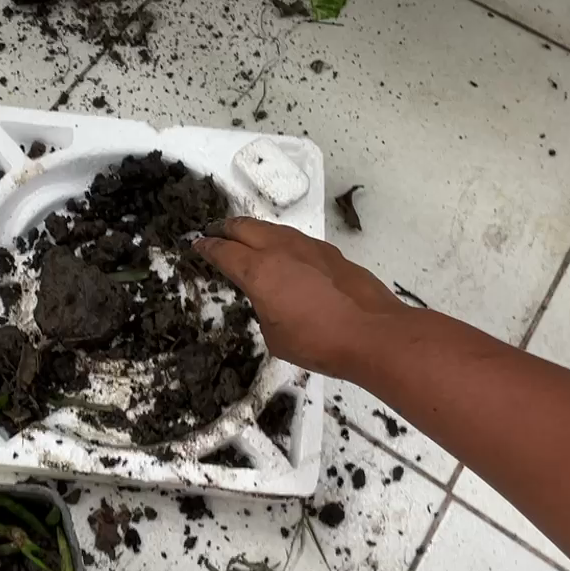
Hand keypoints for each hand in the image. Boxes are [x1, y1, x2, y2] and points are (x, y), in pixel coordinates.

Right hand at [194, 216, 409, 378]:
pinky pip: (295, 239)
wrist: (372, 334)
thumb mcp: (274, 335)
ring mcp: (308, 247)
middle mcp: (280, 250)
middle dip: (225, 229)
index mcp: (258, 272)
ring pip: (272, 228)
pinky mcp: (330, 253)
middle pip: (244, 228)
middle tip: (214, 232)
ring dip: (254, 230)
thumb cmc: (317, 342)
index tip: (197, 244)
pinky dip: (280, 241)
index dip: (206, 248)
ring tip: (245, 237)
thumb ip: (264, 309)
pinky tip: (284, 253)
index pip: (223, 252)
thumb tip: (271, 299)